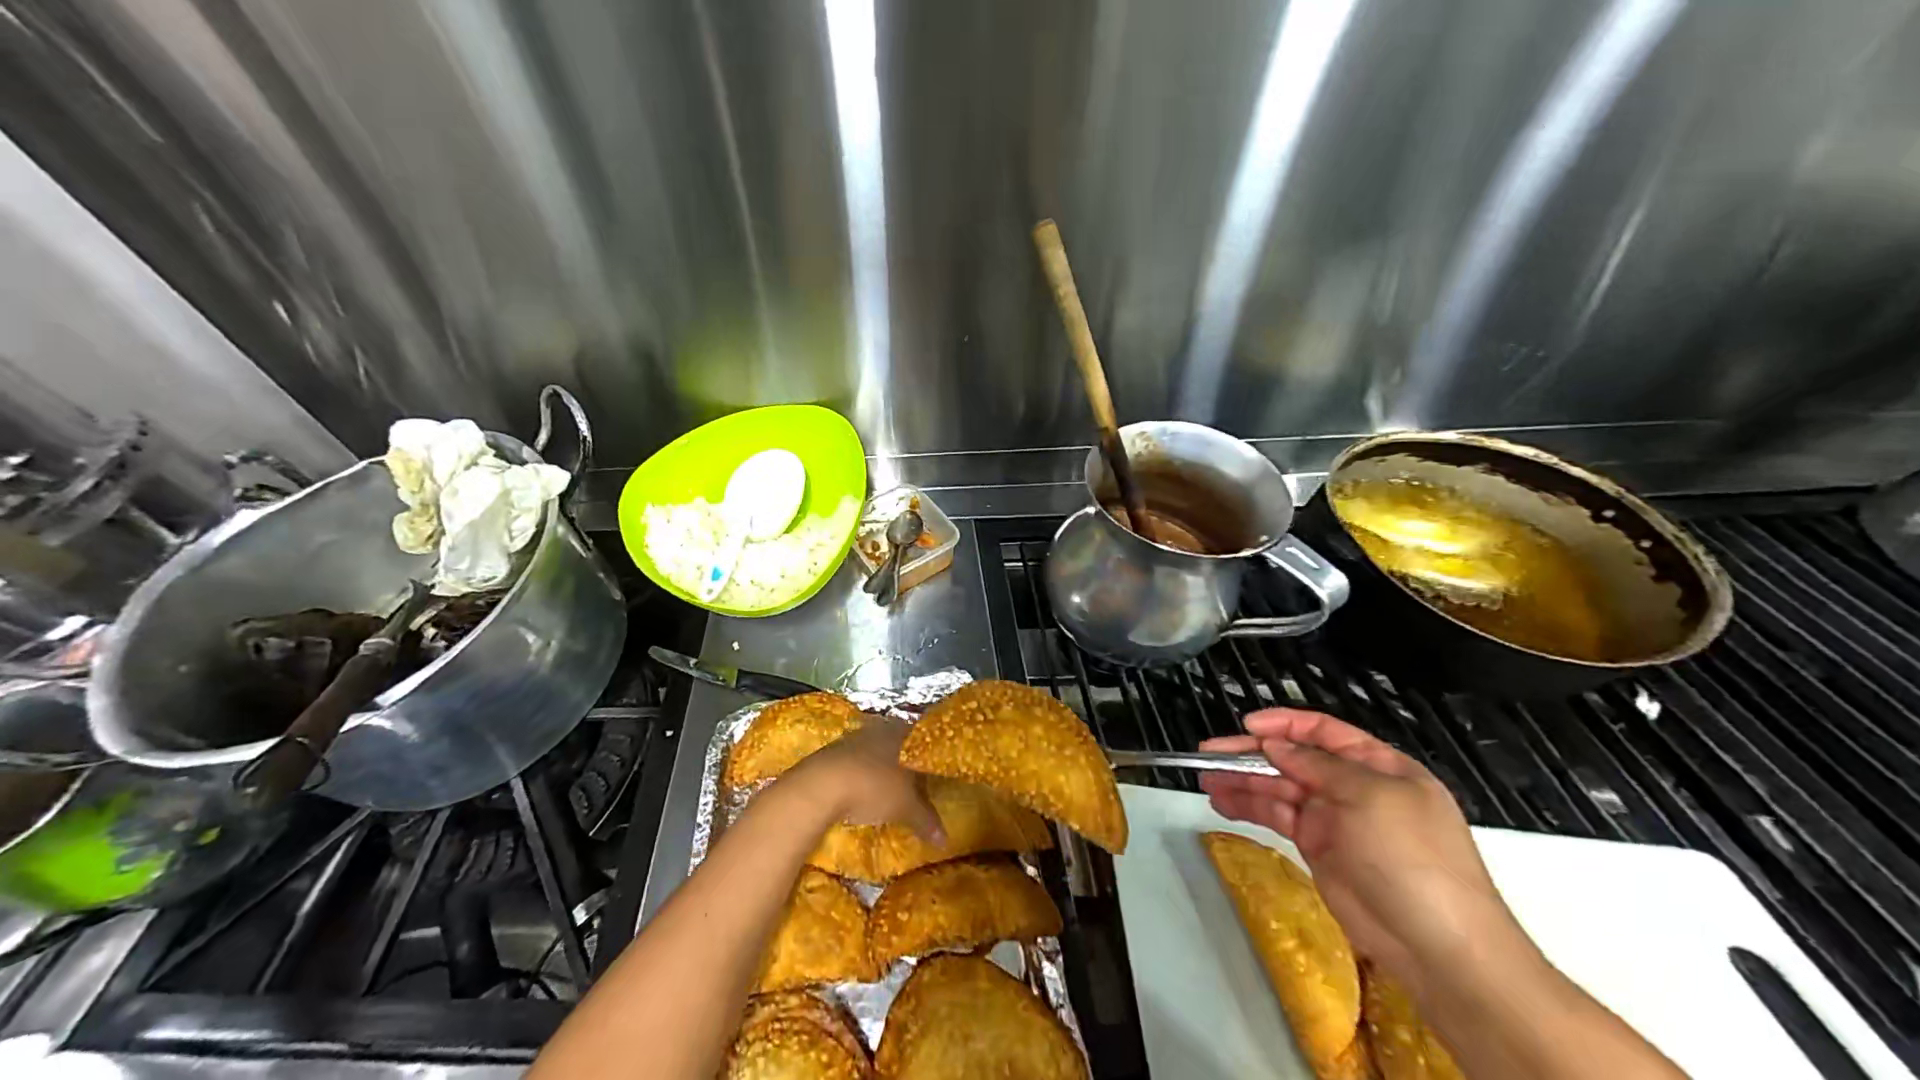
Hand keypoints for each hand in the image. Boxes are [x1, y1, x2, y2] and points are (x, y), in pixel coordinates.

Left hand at [780, 718, 944, 843]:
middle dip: (908, 762)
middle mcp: (883, 727)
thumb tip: (945, 840)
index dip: (932, 757)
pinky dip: (864, 771)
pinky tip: (864, 787)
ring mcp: (857, 735)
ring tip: (890, 787)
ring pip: (878, 748)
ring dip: (884, 765)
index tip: (938, 773)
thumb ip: (926, 820)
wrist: (822, 784)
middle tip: (916, 782)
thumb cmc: (874, 787)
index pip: (926, 740)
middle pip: (902, 743)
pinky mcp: (835, 748)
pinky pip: (858, 758)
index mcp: (905, 732)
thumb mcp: (906, 808)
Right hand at [1199, 709, 1535, 998]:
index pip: (1324, 731)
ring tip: (1206, 777)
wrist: (1438, 944)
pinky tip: (1223, 803)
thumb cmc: (1414, 858)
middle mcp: (1354, 788)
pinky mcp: (1318, 849)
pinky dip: (1250, 808)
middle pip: (1294, 759)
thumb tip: (1278, 745)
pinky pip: (1278, 818)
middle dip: (1251, 753)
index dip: (1284, 724)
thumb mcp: (1370, 796)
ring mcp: (1335, 820)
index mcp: (1379, 766)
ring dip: (1242, 780)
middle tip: (1209, 751)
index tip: (1248, 725)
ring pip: (1279, 788)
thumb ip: (1318, 766)